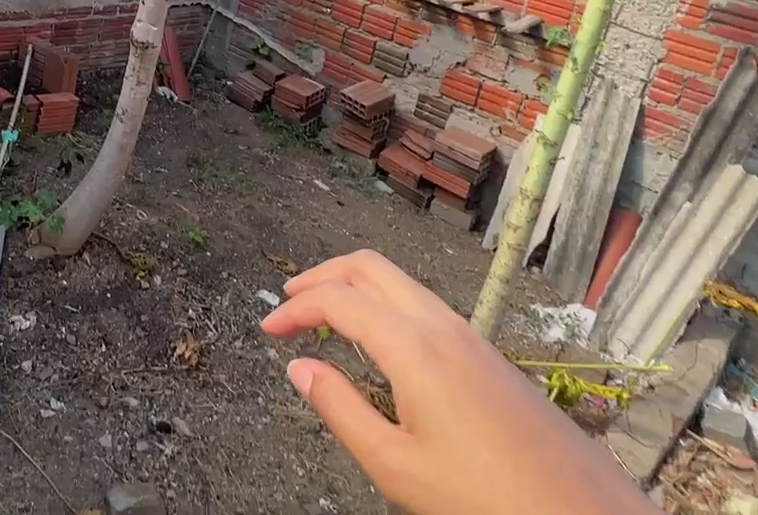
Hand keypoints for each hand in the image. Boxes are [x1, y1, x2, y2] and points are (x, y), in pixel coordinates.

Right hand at [260, 250, 655, 514]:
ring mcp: (471, 336)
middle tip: (291, 302)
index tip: (267, 330)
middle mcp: (441, 325)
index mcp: (414, 346)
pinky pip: (424, 306)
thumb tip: (299, 367)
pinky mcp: (489, 355)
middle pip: (370, 266)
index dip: (296, 308)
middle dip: (323, 274)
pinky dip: (385, 305)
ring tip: (327, 318)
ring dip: (355, 287)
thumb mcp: (397, 467)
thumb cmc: (486, 501)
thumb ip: (340, 409)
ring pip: (400, 282)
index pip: (338, 300)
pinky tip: (380, 347)